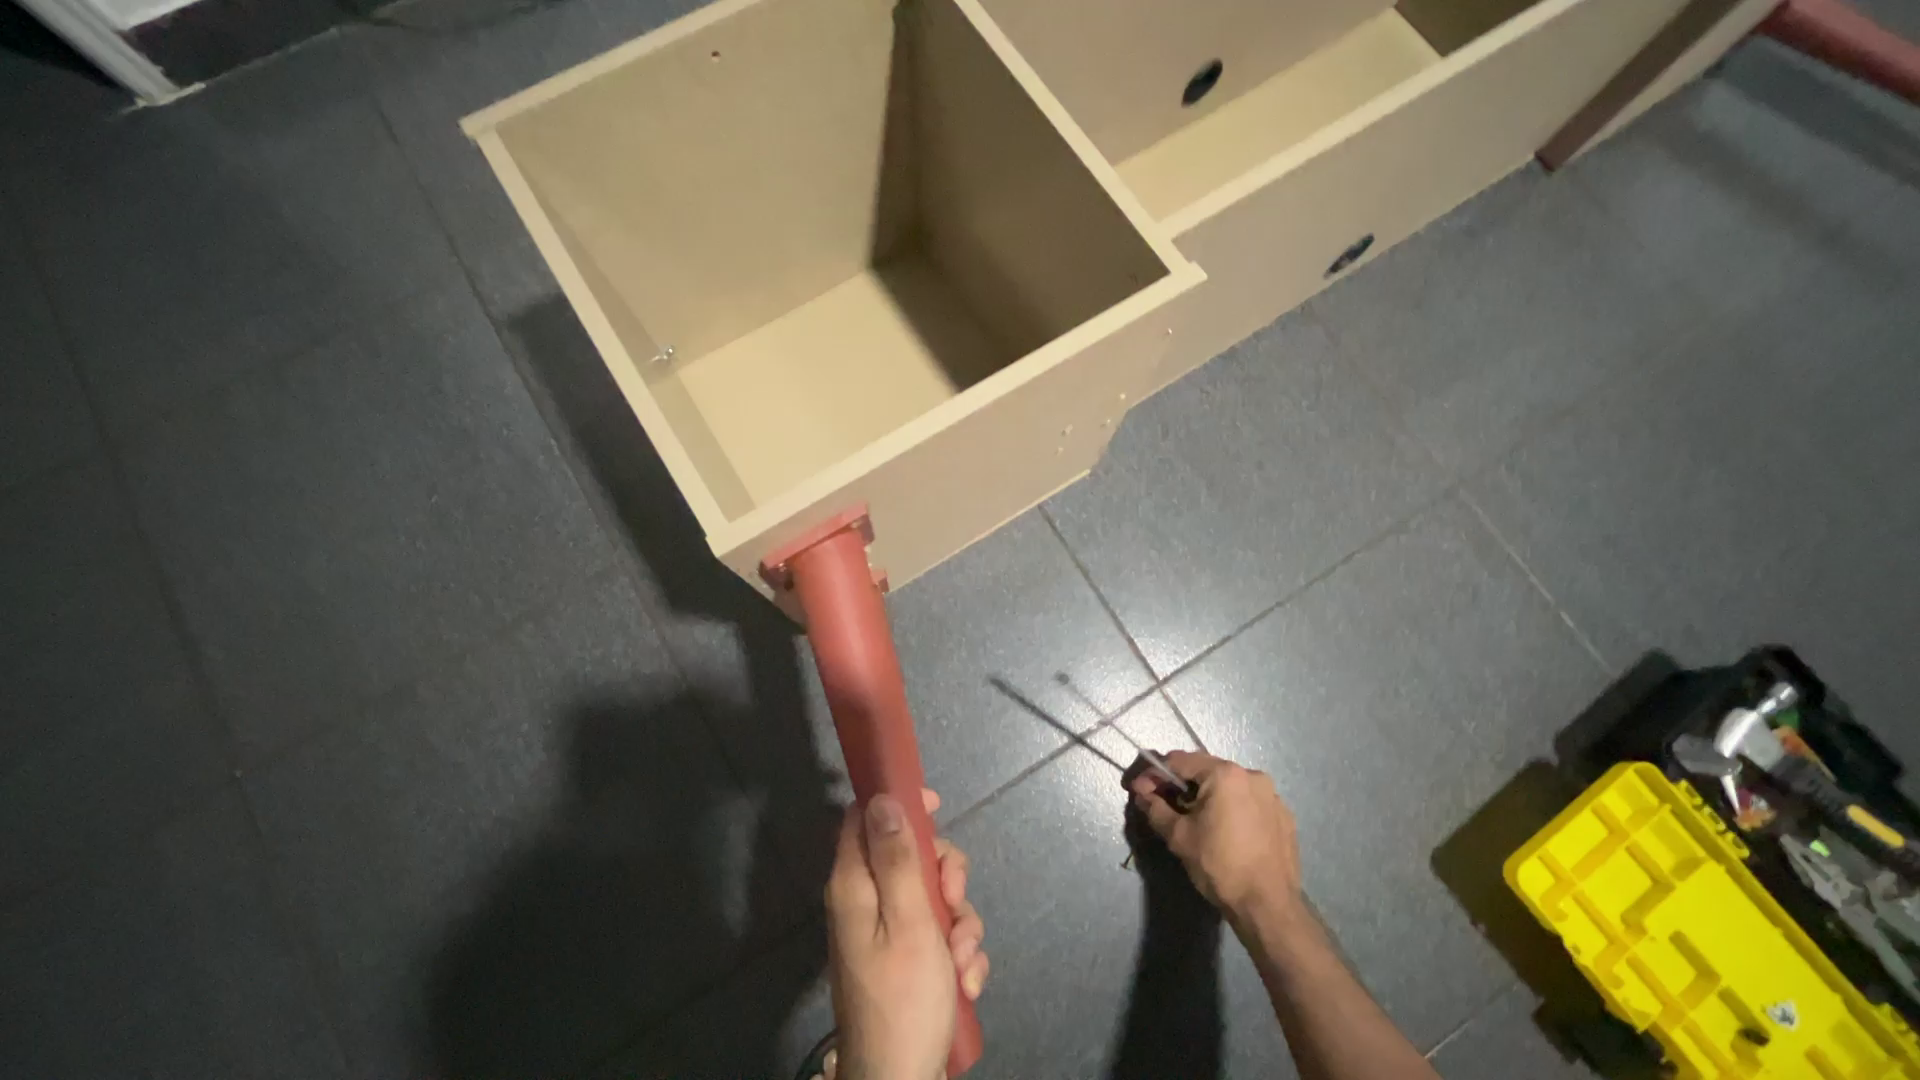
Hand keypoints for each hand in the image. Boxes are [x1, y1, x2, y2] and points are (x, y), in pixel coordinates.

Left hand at [826, 790, 987, 1079]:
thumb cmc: (904, 998)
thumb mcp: (909, 921)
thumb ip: (897, 857)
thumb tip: (881, 796)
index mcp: (854, 885)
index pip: (864, 817)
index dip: (898, 802)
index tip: (937, 807)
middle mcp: (864, 901)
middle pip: (909, 855)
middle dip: (945, 875)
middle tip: (952, 902)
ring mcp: (885, 932)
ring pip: (931, 896)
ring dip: (959, 924)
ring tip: (961, 963)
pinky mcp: (905, 960)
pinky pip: (938, 934)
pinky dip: (957, 954)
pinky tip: (964, 983)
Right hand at [1128, 751, 1302, 919]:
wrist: (1269, 905)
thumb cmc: (1219, 865)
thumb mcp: (1179, 836)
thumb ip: (1155, 808)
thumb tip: (1142, 793)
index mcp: (1225, 774)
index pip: (1179, 760)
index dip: (1155, 773)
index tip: (1140, 790)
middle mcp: (1252, 775)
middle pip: (1206, 770)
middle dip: (1181, 784)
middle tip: (1163, 804)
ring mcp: (1272, 796)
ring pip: (1229, 786)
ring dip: (1207, 796)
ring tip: (1195, 820)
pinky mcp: (1284, 817)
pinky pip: (1249, 803)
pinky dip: (1232, 809)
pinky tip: (1225, 832)